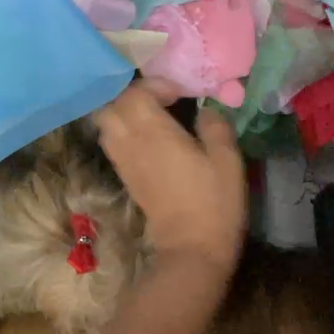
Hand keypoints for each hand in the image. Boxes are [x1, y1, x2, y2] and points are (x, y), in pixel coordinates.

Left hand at [92, 82, 246, 272]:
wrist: (191, 249)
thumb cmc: (213, 202)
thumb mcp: (227, 159)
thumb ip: (215, 126)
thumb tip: (205, 109)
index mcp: (153, 132)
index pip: (134, 93)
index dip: (155, 85)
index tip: (180, 92)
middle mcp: (131, 142)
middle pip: (112, 105)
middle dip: (134, 94)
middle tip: (162, 98)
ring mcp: (124, 161)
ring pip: (106, 123)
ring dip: (125, 111)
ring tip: (154, 114)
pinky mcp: (126, 177)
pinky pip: (112, 142)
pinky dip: (124, 130)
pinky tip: (150, 137)